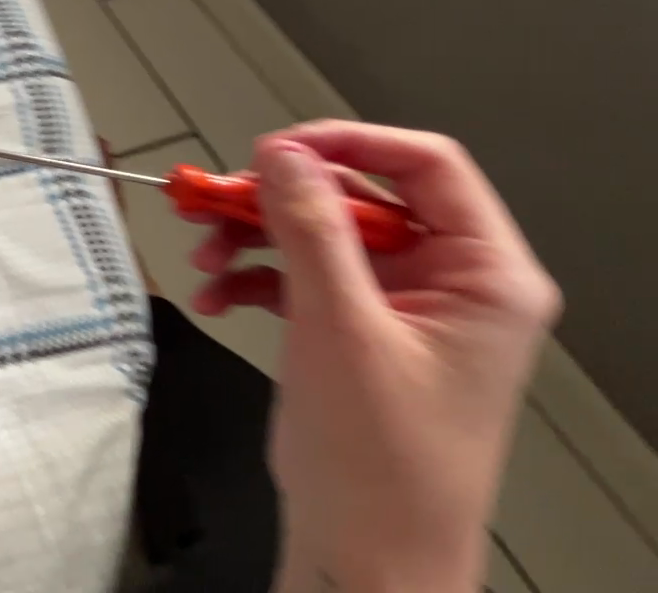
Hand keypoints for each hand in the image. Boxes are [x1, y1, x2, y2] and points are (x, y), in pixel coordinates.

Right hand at [185, 122, 560, 591]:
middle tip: (208, 205)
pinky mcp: (349, 323)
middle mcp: (444, 279)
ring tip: (203, 258)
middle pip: (351, 198)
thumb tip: (281, 152)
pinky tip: (214, 297)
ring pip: (312, 232)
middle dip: (272, 202)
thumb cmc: (380, 453)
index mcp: (483, 275)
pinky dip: (247, 278)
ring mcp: (393, 302)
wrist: (364, 542)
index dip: (346, 144)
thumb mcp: (339, 327)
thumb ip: (311, 229)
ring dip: (248, 239)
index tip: (269, 151)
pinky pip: (293, 273)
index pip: (425, 167)